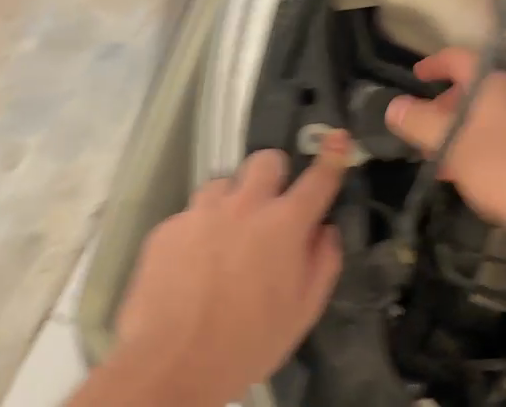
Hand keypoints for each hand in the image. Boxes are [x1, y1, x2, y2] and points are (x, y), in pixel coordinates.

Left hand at [109, 132, 349, 404]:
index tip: (338, 138)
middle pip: (266, 160)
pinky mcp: (167, 228)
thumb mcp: (303, 311)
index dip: (333, 155)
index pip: (319, 177)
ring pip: (223, 184)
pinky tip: (192, 267)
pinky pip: (189, 216)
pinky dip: (197, 232)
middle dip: (273, 176)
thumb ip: (323, 262)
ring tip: (224, 241)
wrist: (170, 367)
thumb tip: (325, 230)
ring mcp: (201, 213)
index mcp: (285, 223)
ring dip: (231, 203)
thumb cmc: (247, 343)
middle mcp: (245, 205)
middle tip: (269, 207)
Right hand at [384, 48, 505, 233]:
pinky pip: (500, 135)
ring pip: (485, 115)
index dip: (435, 63)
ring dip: (459, 130)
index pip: (460, 59)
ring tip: (439, 156)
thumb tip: (393, 105)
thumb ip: (419, 122)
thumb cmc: (499, 166)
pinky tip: (466, 174)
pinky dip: (477, 144)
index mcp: (492, 85)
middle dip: (445, 106)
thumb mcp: (450, 144)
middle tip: (423, 126)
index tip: (417, 74)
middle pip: (473, 89)